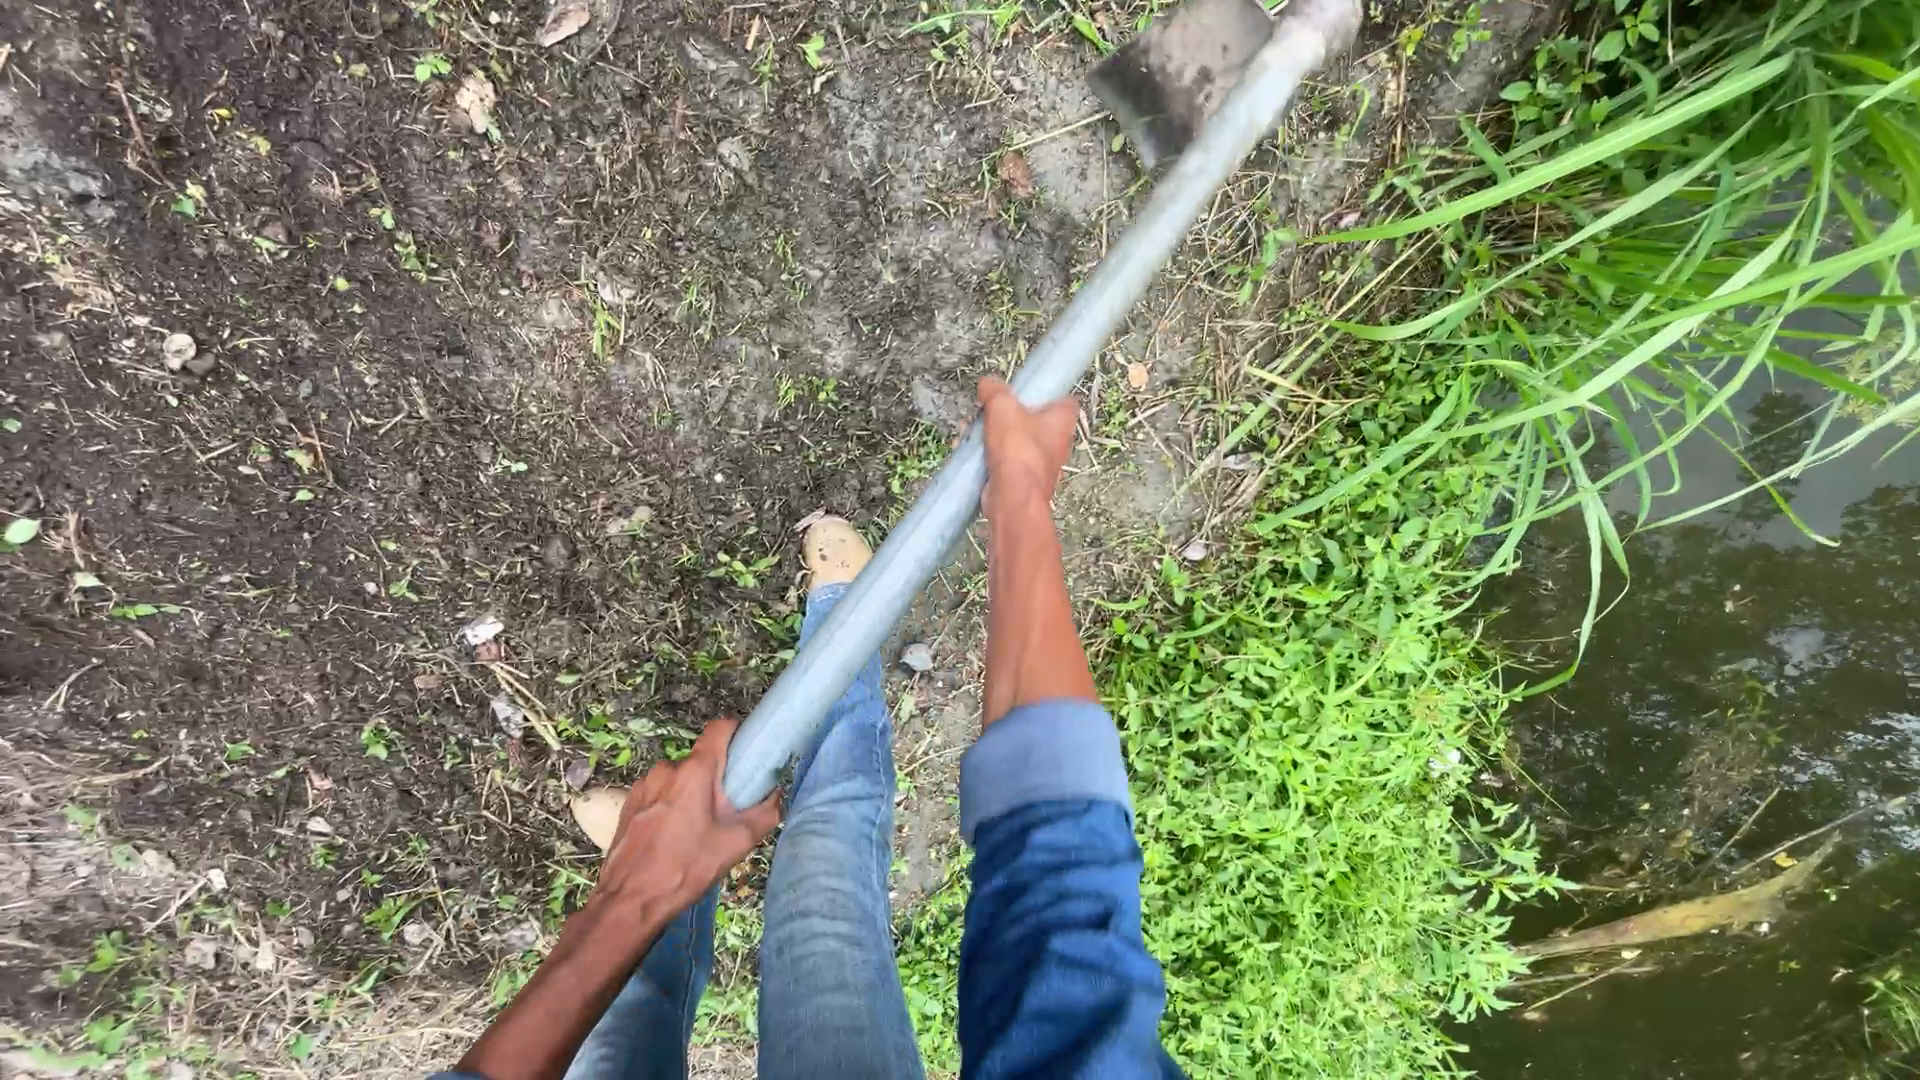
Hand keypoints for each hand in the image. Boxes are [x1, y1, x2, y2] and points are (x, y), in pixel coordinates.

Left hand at [591, 717, 780, 916]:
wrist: (629, 902)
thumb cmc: (686, 867)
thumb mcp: (737, 843)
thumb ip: (766, 813)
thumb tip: (776, 797)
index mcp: (695, 770)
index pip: (719, 728)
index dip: (736, 732)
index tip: (746, 751)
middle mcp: (667, 769)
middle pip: (701, 760)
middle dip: (714, 778)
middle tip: (723, 809)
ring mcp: (644, 785)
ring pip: (679, 778)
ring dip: (690, 794)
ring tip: (694, 828)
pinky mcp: (628, 803)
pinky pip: (659, 793)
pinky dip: (669, 805)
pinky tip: (670, 836)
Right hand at [978, 377, 1077, 519]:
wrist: (1012, 498)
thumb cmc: (1018, 450)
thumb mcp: (1003, 408)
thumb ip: (995, 391)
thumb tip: (988, 383)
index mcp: (1062, 421)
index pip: (1063, 400)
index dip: (1045, 393)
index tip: (1025, 391)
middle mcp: (1056, 443)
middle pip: (1031, 419)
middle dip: (1005, 415)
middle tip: (988, 411)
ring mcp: (1038, 463)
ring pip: (1013, 439)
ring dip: (990, 434)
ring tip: (971, 431)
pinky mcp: (1020, 478)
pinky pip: (1003, 459)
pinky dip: (986, 454)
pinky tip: (968, 450)